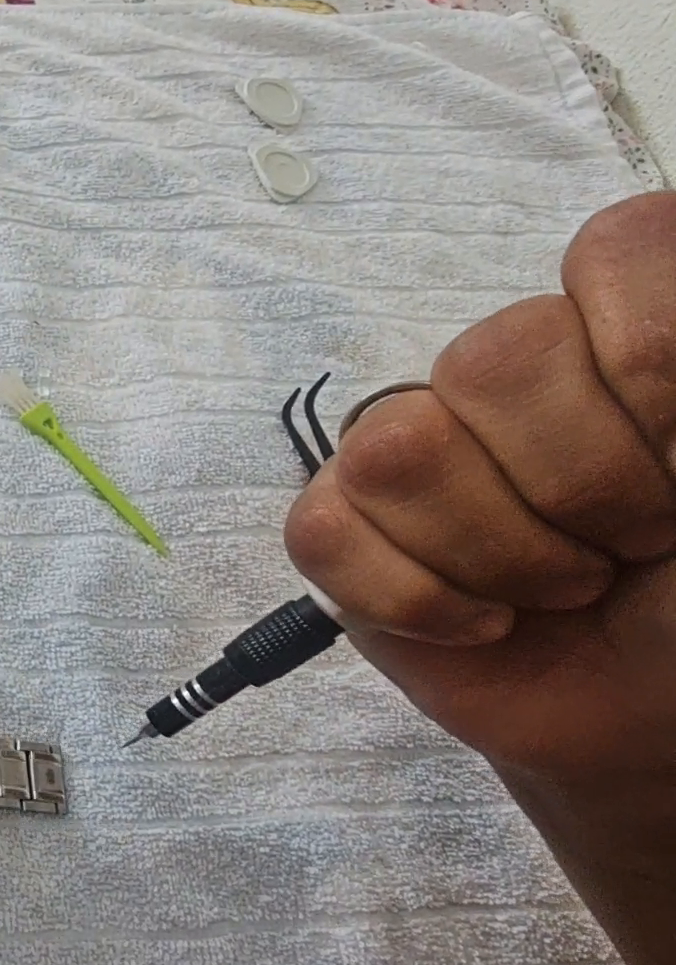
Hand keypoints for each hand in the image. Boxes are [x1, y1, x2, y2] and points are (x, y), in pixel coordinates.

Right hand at [284, 192, 675, 786]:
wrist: (653, 717)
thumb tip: (652, 362)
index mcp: (621, 344)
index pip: (619, 247)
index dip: (656, 347)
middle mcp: (498, 384)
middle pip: (487, 357)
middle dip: (581, 481)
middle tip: (631, 543)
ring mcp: (397, 456)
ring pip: (392, 451)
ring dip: (496, 551)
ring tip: (553, 591)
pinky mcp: (332, 531)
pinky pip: (322, 533)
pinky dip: (411, 596)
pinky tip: (473, 622)